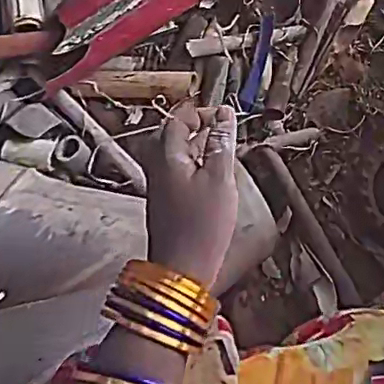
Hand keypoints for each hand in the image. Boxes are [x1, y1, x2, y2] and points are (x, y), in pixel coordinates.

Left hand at [144, 102, 237, 287]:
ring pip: (178, 151)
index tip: (224, 118)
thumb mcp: (220, 177)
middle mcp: (158, 167)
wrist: (183, 271)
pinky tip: (215, 175)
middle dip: (201, 126)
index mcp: (167, 157)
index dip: (202, 112)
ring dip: (200, 145)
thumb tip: (225, 114)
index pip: (179, 118)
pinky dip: (197, 163)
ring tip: (224, 152)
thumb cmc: (202, 227)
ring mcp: (160, 184)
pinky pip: (180, 169)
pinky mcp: (167, 199)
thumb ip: (222, 142)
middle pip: (176, 133)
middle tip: (225, 132)